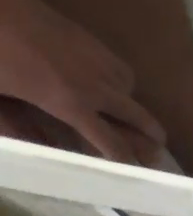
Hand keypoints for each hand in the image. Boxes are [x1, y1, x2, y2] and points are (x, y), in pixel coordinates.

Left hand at [0, 0, 162, 163]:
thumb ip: (15, 126)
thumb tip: (43, 151)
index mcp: (70, 104)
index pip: (113, 144)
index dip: (126, 161)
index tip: (135, 174)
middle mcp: (98, 87)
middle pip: (141, 120)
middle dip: (151, 139)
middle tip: (154, 152)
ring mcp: (98, 62)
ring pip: (132, 94)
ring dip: (132, 108)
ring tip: (122, 114)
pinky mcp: (92, 41)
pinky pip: (120, 70)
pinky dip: (120, 83)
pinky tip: (103, 81)